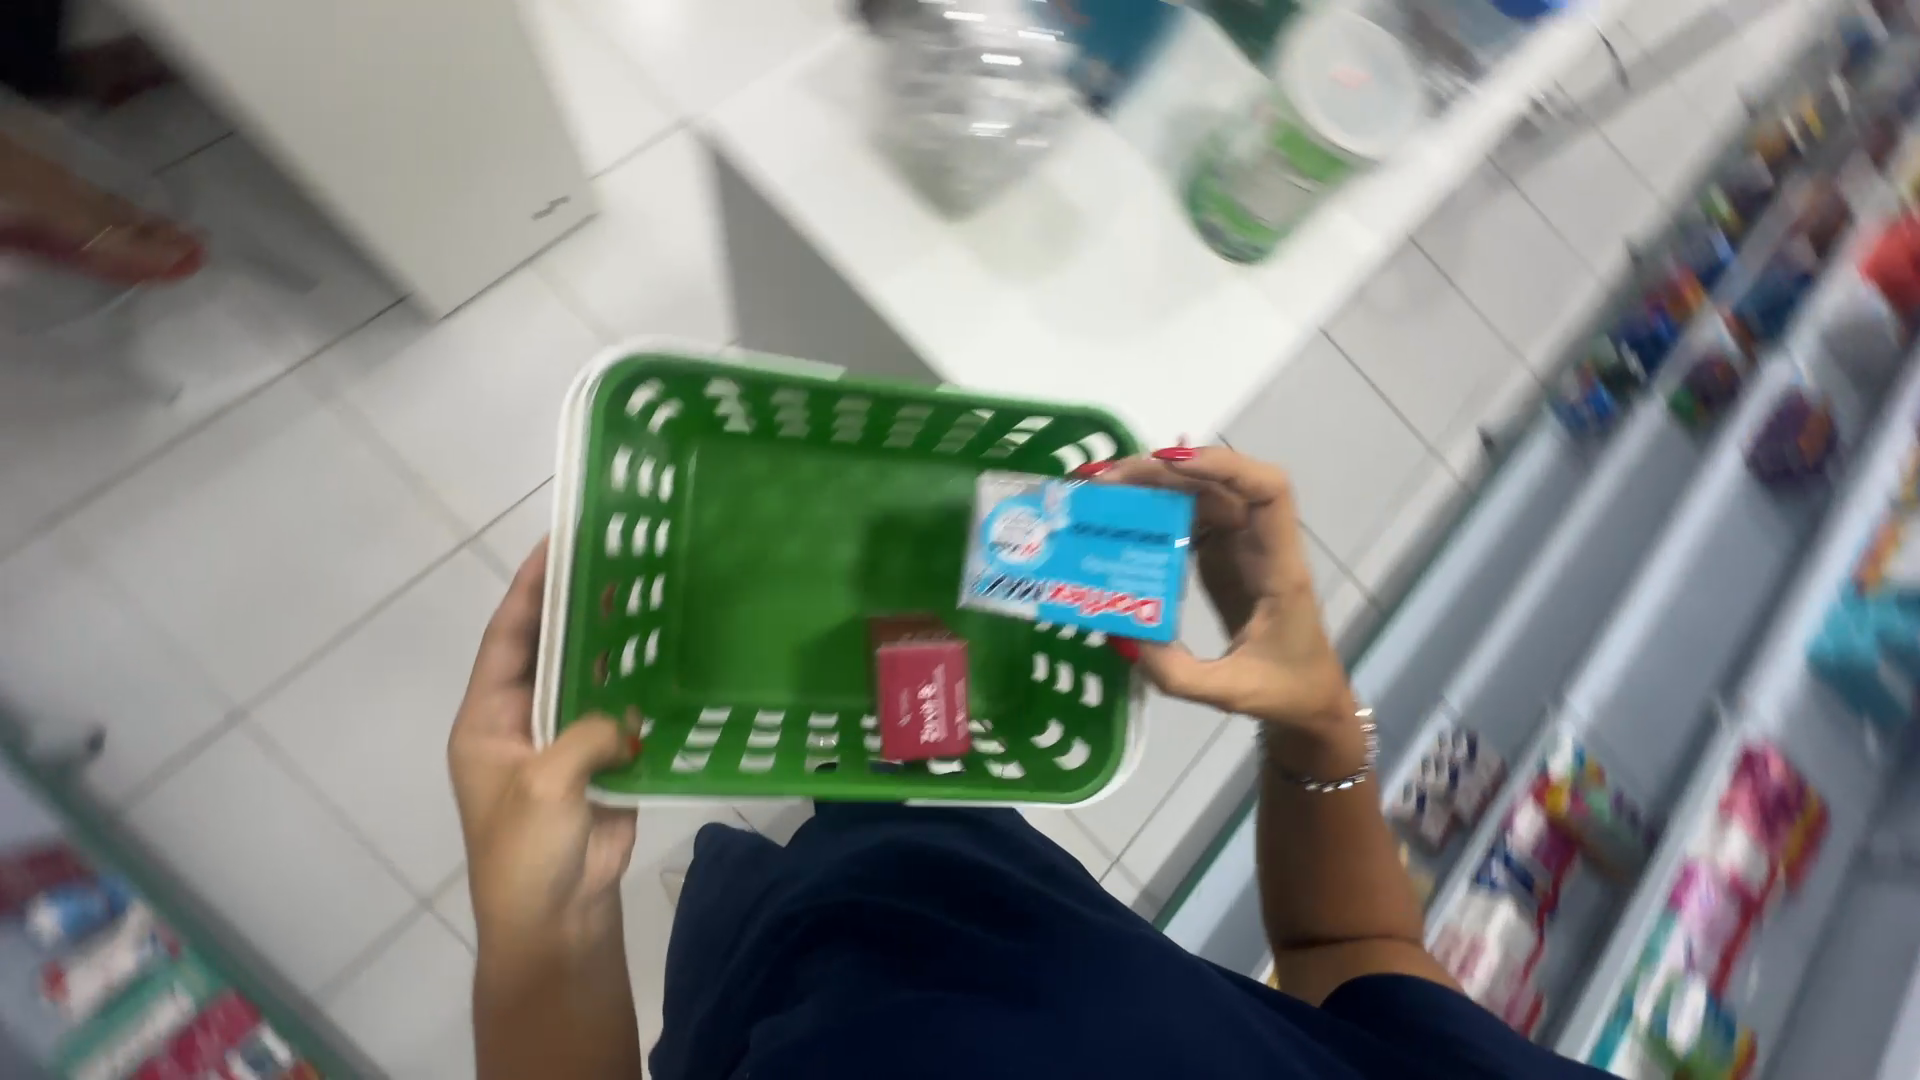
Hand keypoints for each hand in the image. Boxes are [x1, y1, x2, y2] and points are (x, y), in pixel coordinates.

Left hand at [448, 540, 642, 960]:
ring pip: (590, 679)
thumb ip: (584, 733)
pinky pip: (621, 712)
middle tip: (614, 564)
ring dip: (613, 647)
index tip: (554, 547)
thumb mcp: (544, 785)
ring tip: (647, 601)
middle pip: (551, 652)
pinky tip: (668, 661)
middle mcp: (524, 722)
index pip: (506, 642)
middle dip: (577, 611)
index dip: (527, 594)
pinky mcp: (602, 759)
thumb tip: (625, 718)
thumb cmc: (525, 851)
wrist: (556, 915)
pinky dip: (640, 688)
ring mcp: (565, 740)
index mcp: (487, 722)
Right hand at [1097, 447, 1351, 738]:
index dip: (1225, 466)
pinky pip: (1188, 519)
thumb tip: (1123, 634)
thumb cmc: (1284, 690)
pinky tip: (1118, 515)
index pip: (1269, 492)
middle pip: (1220, 484)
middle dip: (1164, 471)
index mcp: (1279, 568)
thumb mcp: (1230, 692)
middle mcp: (1261, 544)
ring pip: (1200, 495)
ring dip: (1153, 484)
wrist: (1309, 697)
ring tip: (1102, 490)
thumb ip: (1176, 673)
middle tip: (1106, 479)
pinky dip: (1154, 509)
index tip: (1170, 465)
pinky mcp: (1220, 556)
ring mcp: (1240, 546)